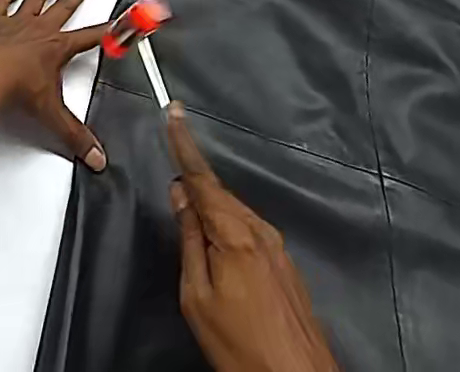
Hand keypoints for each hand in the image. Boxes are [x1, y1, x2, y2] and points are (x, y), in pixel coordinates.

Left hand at [0, 0, 103, 197]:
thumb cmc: (14, 86)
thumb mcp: (51, 114)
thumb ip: (74, 135)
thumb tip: (93, 155)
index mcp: (58, 47)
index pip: (91, 36)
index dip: (108, 29)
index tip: (119, 20)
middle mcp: (40, 28)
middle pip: (65, 6)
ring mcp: (17, 21)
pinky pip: (3, 2)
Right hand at [168, 104, 341, 371]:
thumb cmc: (242, 347)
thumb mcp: (197, 295)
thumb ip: (188, 237)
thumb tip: (180, 195)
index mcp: (235, 233)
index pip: (202, 177)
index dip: (184, 143)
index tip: (174, 112)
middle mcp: (260, 230)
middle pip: (217, 194)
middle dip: (195, 190)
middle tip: (174, 200)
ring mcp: (278, 245)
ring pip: (233, 213)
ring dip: (212, 214)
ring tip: (198, 246)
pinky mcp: (286, 262)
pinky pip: (249, 231)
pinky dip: (229, 231)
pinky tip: (222, 259)